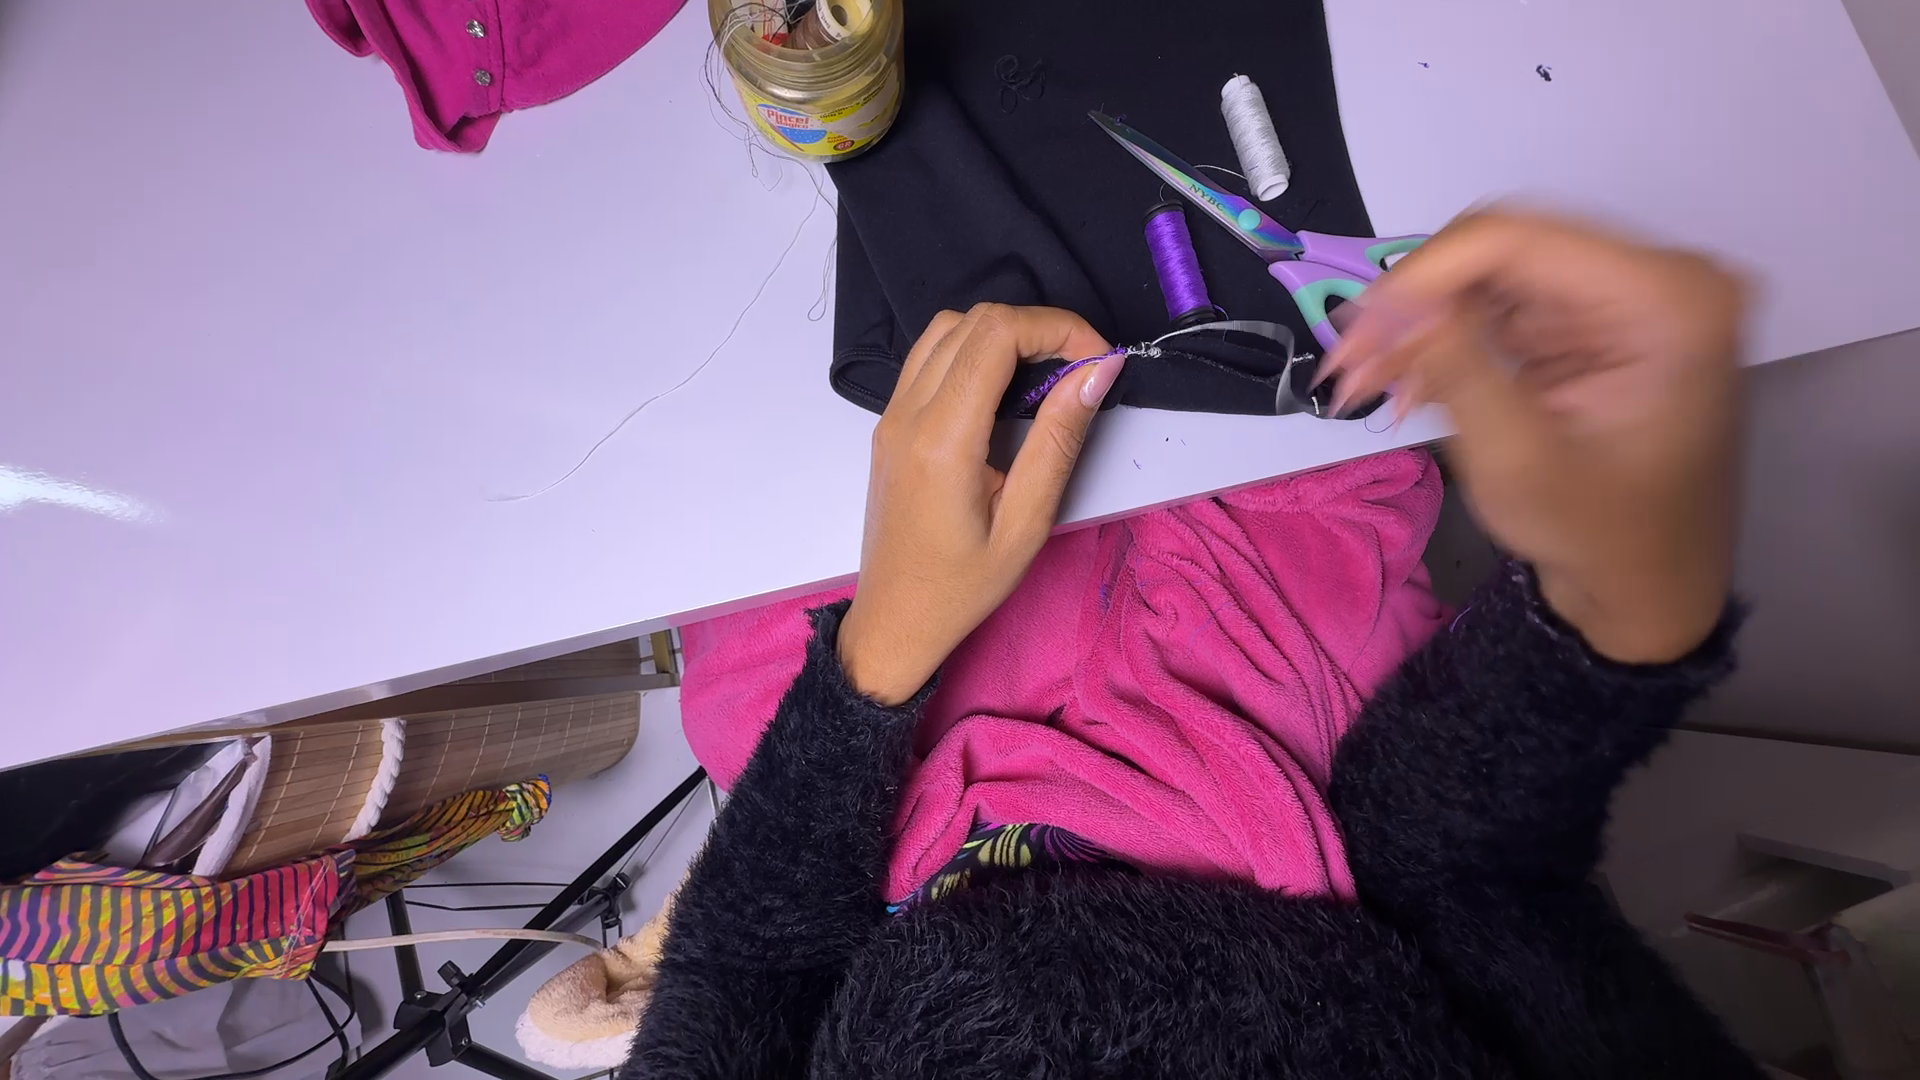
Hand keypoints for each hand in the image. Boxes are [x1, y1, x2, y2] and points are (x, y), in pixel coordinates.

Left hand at [838, 304, 1122, 702]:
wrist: (895, 620)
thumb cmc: (963, 586)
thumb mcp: (1026, 521)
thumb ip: (1060, 439)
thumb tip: (1098, 369)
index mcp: (942, 439)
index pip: (996, 334)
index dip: (1057, 328)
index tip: (1097, 361)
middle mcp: (906, 414)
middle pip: (972, 321)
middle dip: (1035, 327)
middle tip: (1078, 369)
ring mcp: (890, 416)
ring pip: (945, 331)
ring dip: (1000, 335)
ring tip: (1043, 376)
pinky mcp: (888, 426)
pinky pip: (928, 360)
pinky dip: (971, 353)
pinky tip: (1001, 392)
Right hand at [1322, 208, 1746, 662]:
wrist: (1643, 580)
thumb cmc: (1596, 531)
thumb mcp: (1517, 456)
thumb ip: (1455, 367)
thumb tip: (1387, 305)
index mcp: (1660, 296)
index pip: (1512, 239)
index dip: (1417, 278)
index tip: (1352, 337)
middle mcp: (1642, 279)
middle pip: (1490, 254)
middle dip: (1405, 308)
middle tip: (1344, 367)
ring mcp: (1608, 303)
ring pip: (1475, 283)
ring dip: (1407, 332)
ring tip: (1357, 386)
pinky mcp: (1576, 329)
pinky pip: (1482, 315)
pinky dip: (1430, 350)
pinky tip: (1398, 393)